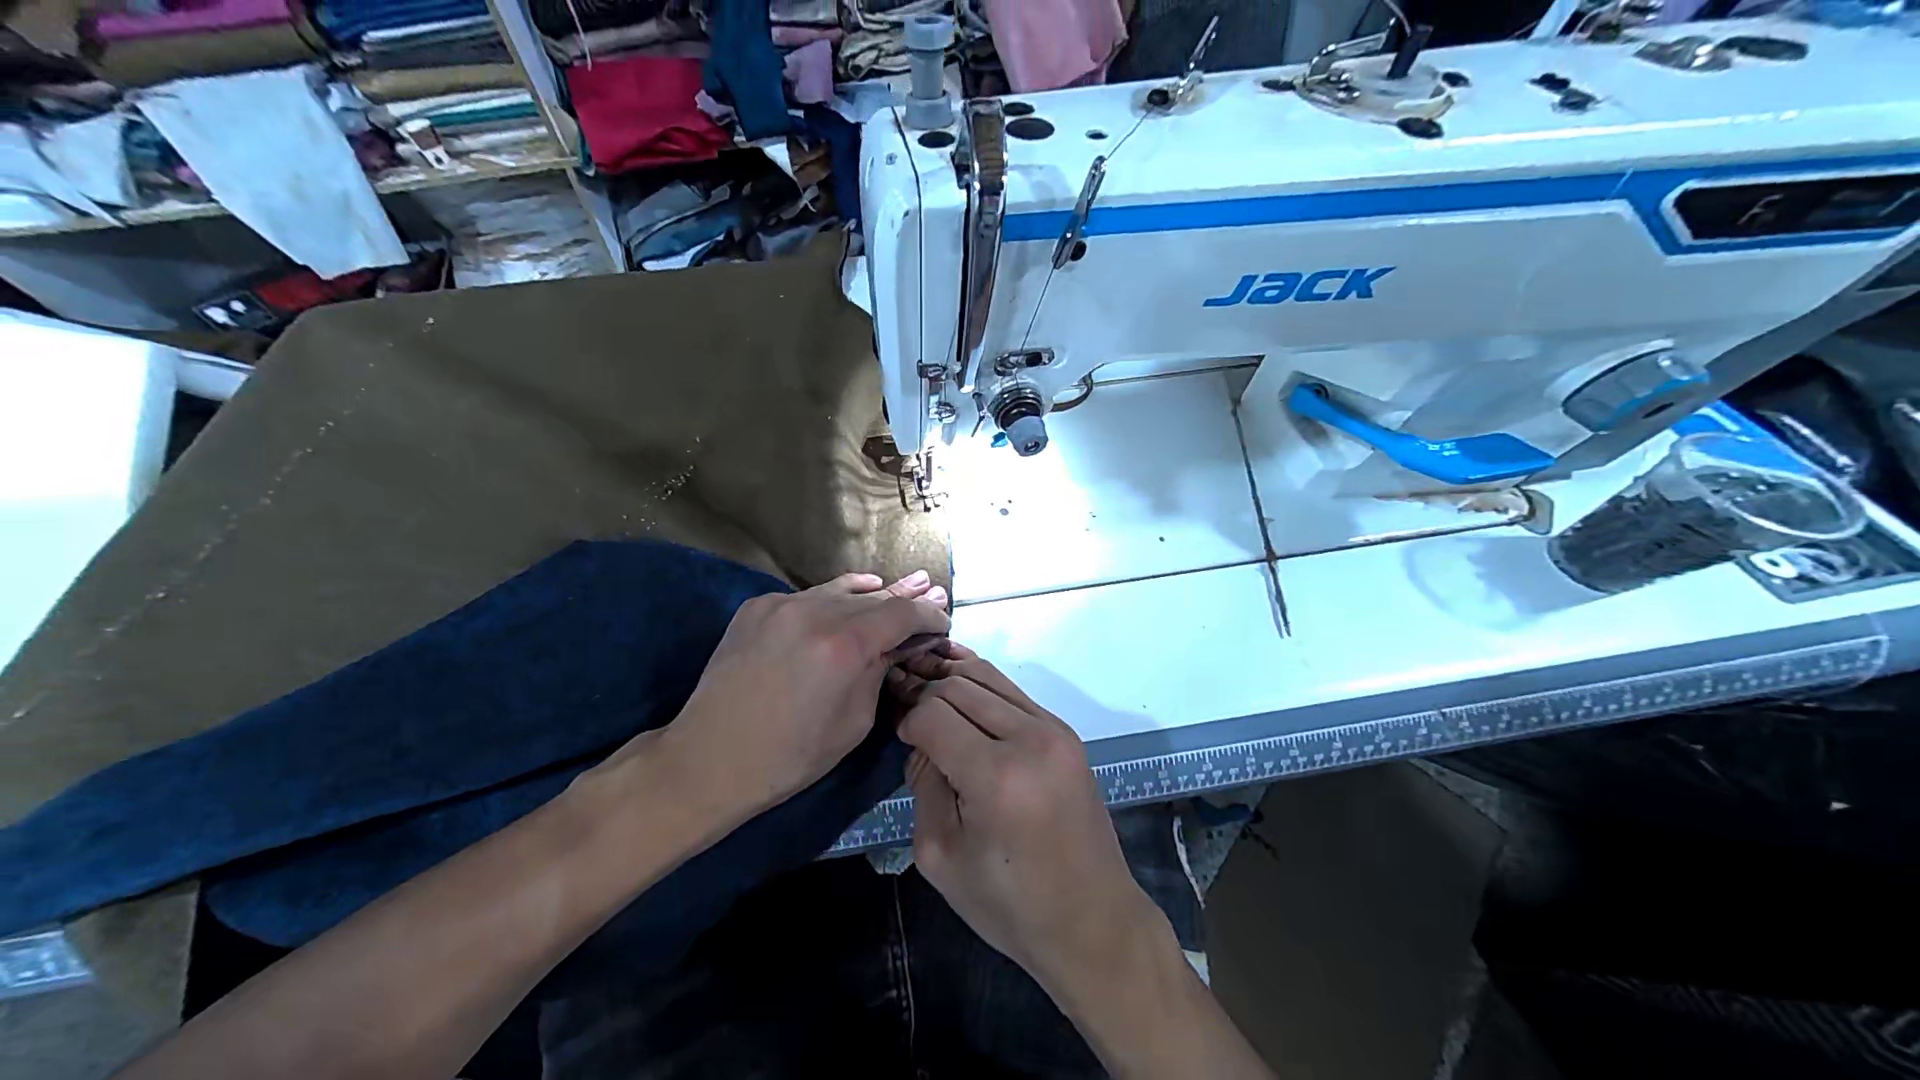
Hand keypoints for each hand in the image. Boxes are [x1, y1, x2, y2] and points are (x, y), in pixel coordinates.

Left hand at [649, 571, 948, 825]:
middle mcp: (815, 611)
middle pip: (874, 596)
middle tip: (931, 589)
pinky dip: (832, 600)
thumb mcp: (854, 722)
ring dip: (870, 594)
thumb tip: (897, 645)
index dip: (929, 614)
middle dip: (905, 599)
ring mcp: (781, 604)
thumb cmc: (790, 756)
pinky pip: (807, 598)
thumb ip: (879, 672)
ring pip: (840, 591)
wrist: (709, 758)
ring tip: (897, 585)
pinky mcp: (757, 607)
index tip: (943, 621)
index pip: (902, 613)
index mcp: (844, 645)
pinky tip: (847, 598)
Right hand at [895, 645, 1169, 995]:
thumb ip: (924, 785)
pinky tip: (956, 686)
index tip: (895, 735)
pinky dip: (980, 685)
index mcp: (996, 775)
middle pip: (958, 686)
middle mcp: (1029, 738)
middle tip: (901, 706)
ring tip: (921, 684)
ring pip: (987, 676)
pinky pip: (1012, 691)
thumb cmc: (1009, 903)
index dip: (905, 718)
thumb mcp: (940, 855)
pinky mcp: (1065, 733)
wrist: (1092, 921)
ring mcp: (1053, 730)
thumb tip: (921, 741)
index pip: (932, 713)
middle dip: (923, 691)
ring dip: (950, 678)